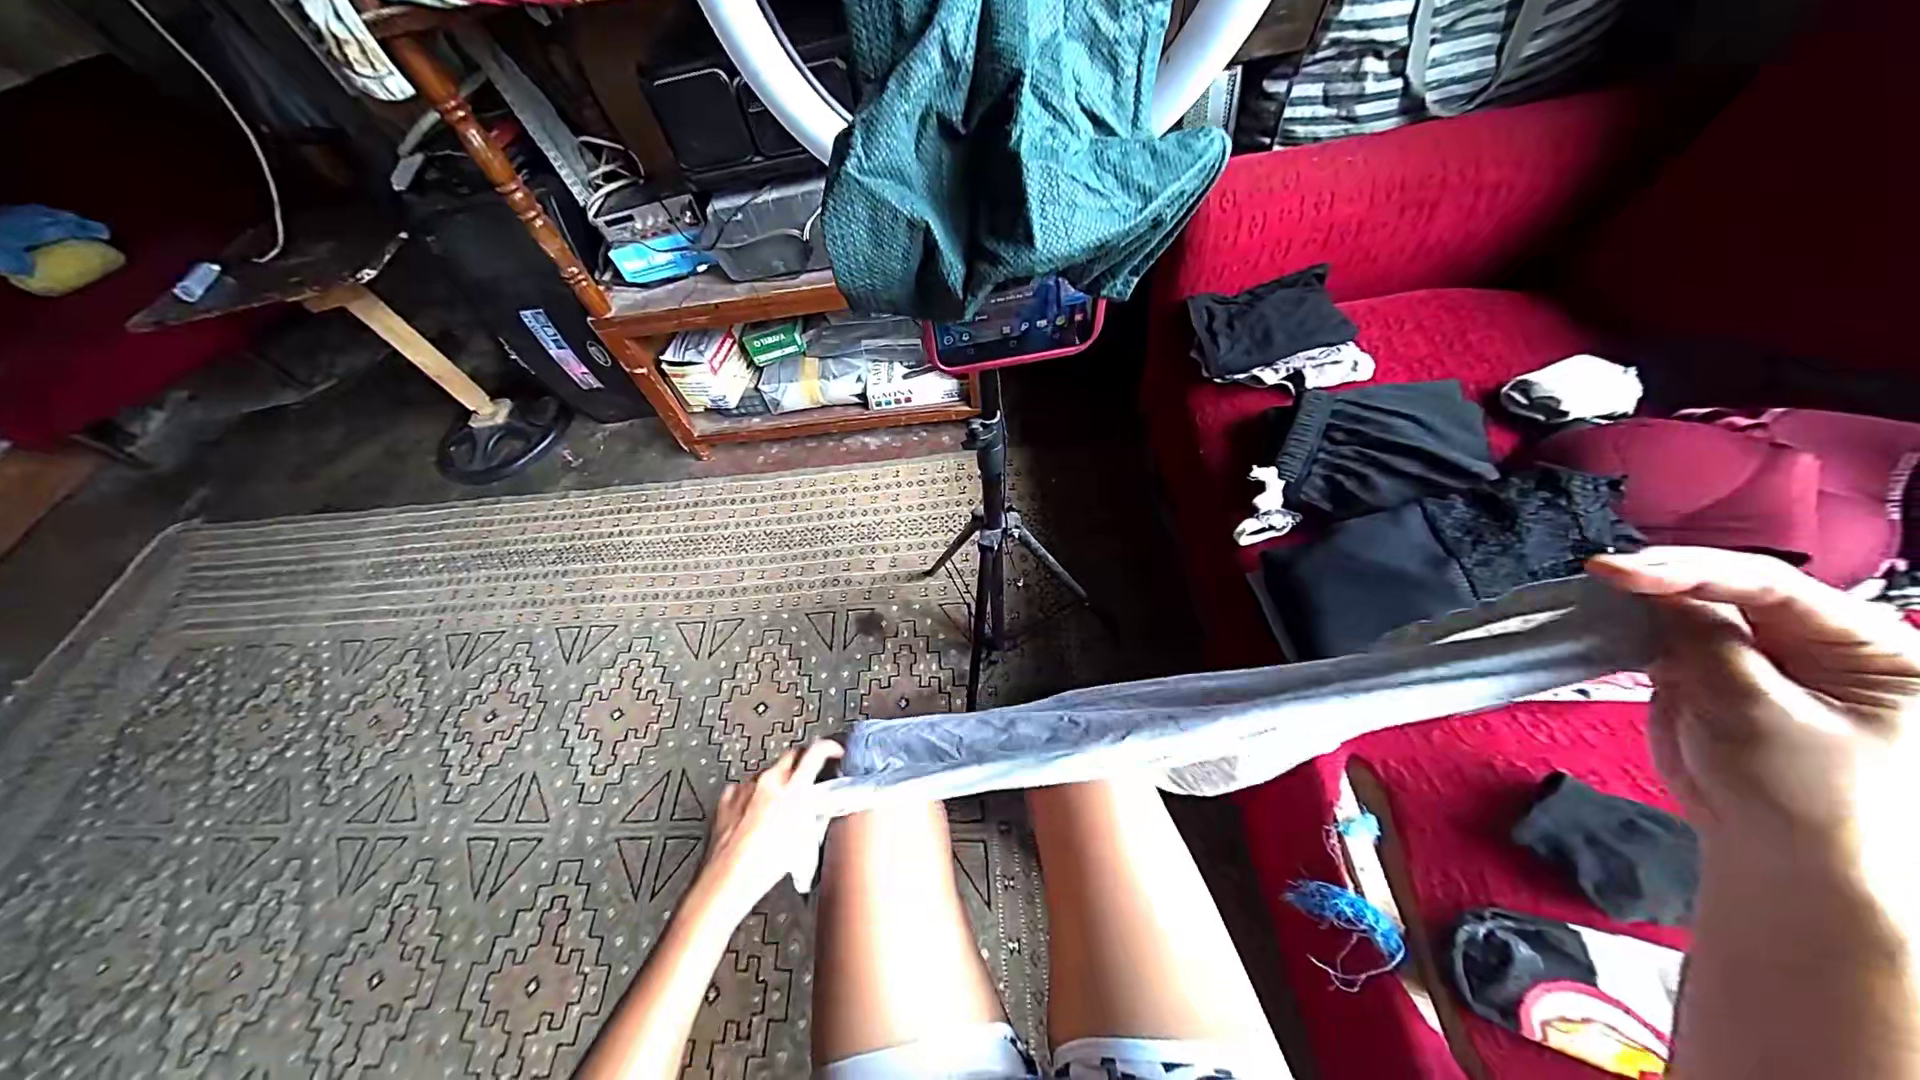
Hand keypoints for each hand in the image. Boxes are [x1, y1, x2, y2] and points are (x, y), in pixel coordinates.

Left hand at [695, 740, 843, 919]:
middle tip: (809, 777)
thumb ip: (817, 815)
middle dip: (803, 763)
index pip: (817, 751)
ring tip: (779, 809)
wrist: (726, 881)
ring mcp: (746, 787)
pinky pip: (746, 787)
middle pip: (792, 756)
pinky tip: (755, 816)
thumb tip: (822, 808)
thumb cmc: (762, 867)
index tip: (834, 750)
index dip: (830, 747)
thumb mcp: (806, 841)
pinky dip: (754, 796)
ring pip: (769, 772)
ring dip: (777, 784)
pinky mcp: (728, 796)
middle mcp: (769, 782)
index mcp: (794, 790)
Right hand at [1588, 547, 1919, 869]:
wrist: (1784, 863)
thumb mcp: (1754, 712)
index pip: (1774, 587)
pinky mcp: (1714, 676)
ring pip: (1695, 608)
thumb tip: (1656, 591)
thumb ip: (1707, 642)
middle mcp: (1821, 641)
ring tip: (1598, 589)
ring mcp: (1763, 658)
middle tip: (1602, 572)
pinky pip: (1671, 637)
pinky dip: (1636, 626)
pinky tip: (1609, 616)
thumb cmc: (1803, 796)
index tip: (1614, 569)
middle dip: (1666, 577)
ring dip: (1645, 598)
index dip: (1691, 570)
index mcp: (1871, 648)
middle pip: (1734, 587)